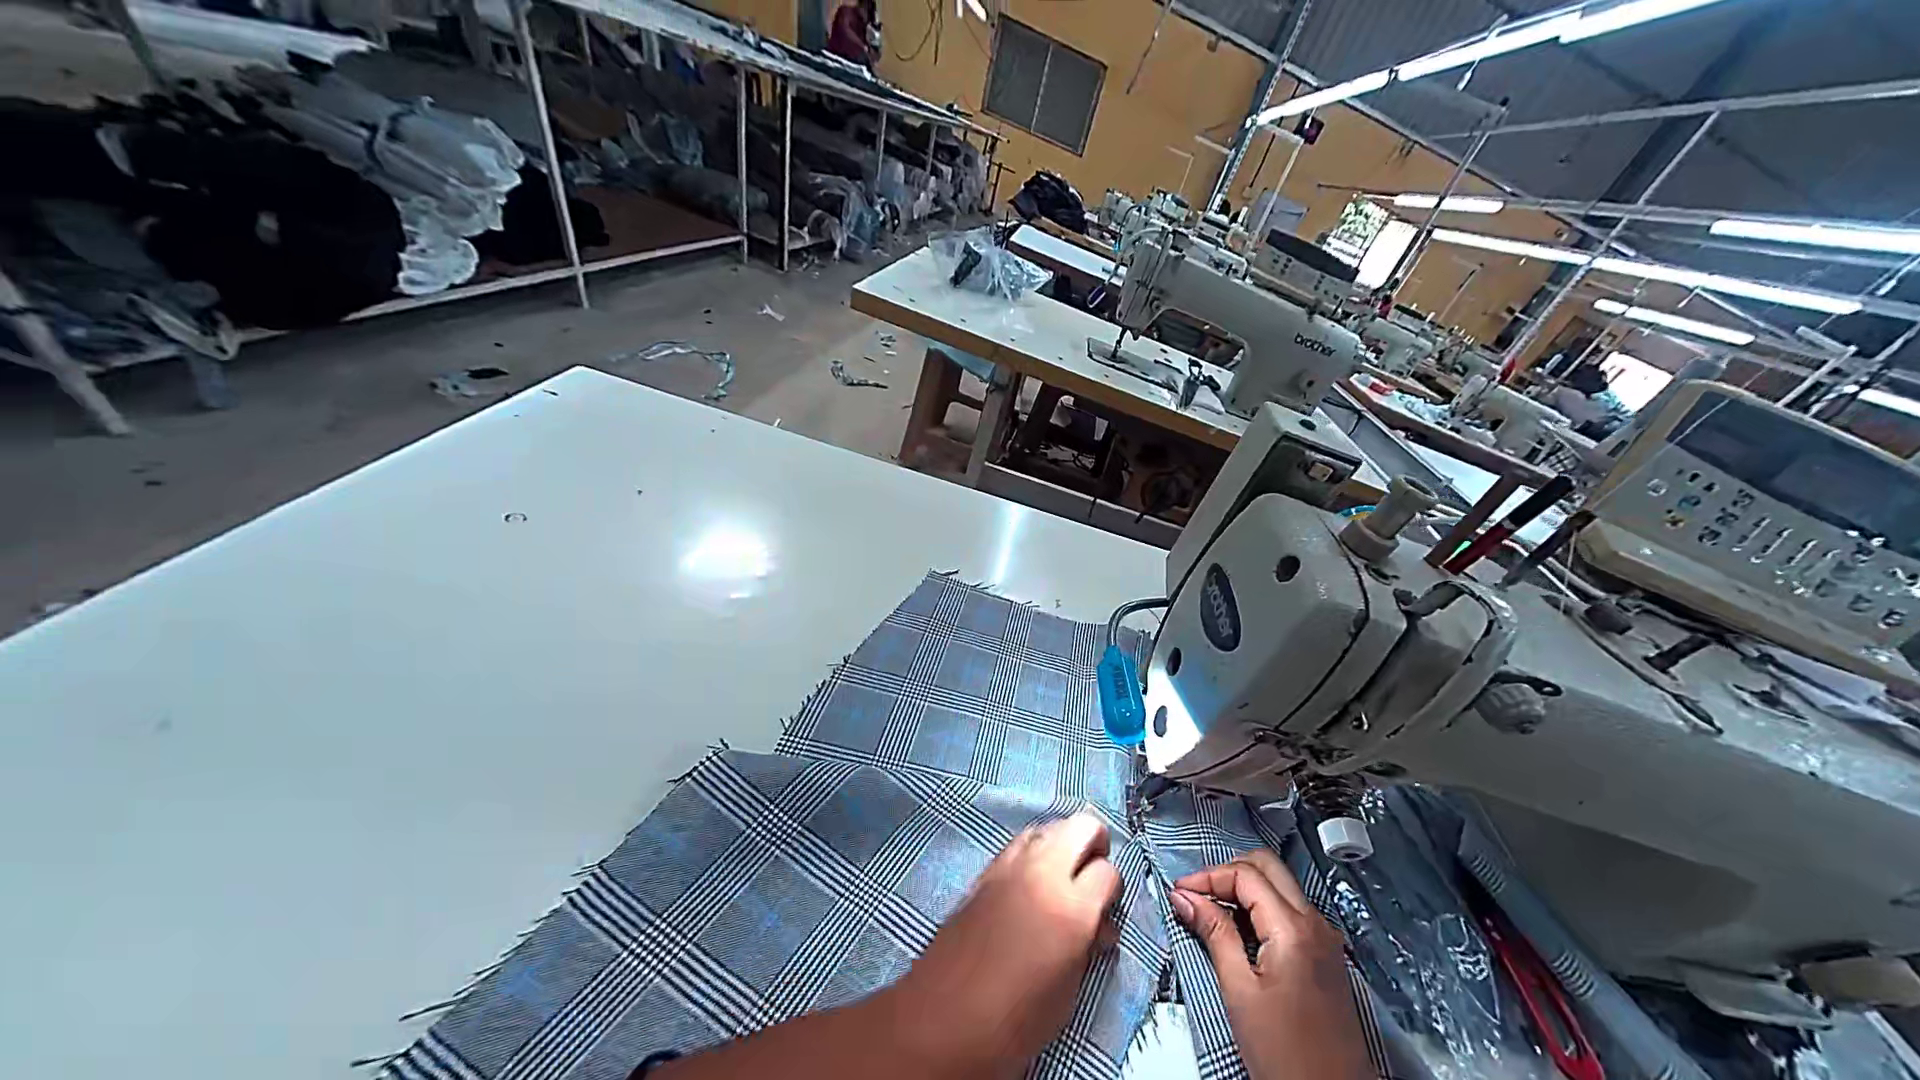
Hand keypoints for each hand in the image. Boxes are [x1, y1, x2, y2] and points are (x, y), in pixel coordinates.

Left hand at [884, 810, 1122, 1078]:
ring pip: (1047, 827)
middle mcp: (1042, 873)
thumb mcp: (1069, 990)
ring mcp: (1011, 866)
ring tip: (1063, 875)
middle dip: (1095, 844)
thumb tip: (1097, 924)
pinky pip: (1020, 842)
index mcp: (1071, 907)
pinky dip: (1034, 849)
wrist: (947, 1015)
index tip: (1106, 909)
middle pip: (1080, 826)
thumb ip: (1088, 944)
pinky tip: (1033, 878)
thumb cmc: (1016, 1018)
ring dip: (1062, 842)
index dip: (1112, 891)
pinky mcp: (986, 870)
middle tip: (1093, 873)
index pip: (1108, 872)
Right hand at [1169, 849, 1371, 1079]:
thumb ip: (1214, 933)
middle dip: (1227, 872)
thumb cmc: (1287, 1055)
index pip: (1245, 874)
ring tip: (1211, 912)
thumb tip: (1186, 898)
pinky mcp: (1325, 954)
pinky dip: (1260, 906)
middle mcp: (1315, 924)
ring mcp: (1324, 938)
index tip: (1181, 892)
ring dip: (1243, 888)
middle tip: (1197, 894)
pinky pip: (1289, 909)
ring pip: (1279, 884)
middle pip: (1267, 866)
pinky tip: (1238, 931)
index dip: (1207, 877)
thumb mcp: (1239, 990)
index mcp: (1294, 930)